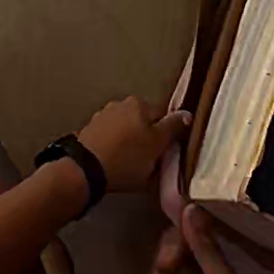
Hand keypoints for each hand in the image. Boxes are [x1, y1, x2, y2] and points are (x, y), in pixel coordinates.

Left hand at [75, 97, 190, 192]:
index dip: (165, 137)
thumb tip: (187, 114)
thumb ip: (173, 128)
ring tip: (128, 166)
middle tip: (148, 162)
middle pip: (142, 123)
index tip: (164, 154)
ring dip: (128, 144)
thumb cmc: (127, 157)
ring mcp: (101, 117)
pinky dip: (113, 149)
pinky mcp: (88, 132)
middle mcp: (119, 104)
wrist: (85, 169)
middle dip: (146, 139)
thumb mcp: (157, 145)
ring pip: (124, 131)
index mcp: (138, 103)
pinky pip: (109, 140)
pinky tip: (113, 164)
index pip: (161, 116)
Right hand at [149, 205, 273, 273]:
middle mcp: (213, 271)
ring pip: (169, 256)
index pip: (212, 227)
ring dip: (163, 267)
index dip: (194, 217)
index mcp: (235, 265)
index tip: (176, 208)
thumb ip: (207, 249)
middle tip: (170, 262)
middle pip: (186, 238)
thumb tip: (191, 207)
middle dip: (174, 246)